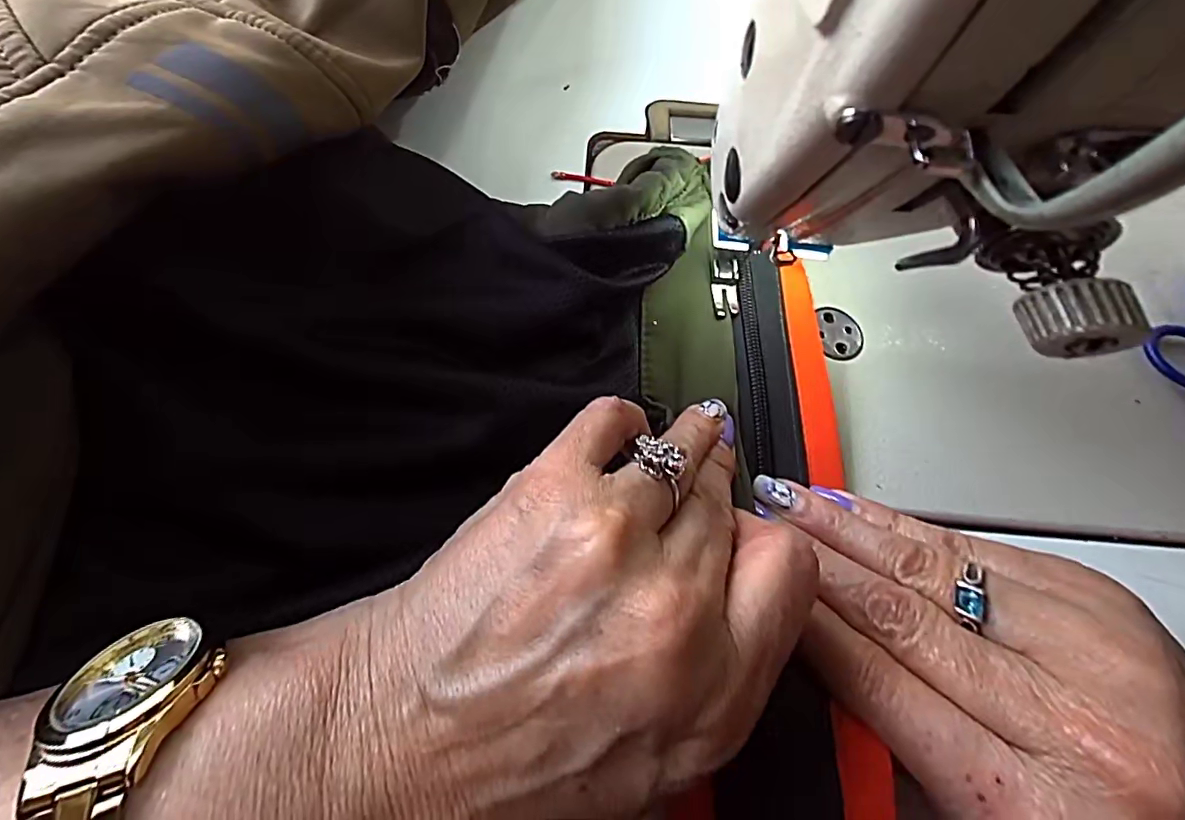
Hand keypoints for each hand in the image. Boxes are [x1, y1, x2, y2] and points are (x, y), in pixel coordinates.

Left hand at [321, 398, 816, 817]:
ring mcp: (612, 535)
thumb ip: (728, 670)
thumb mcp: (657, 763)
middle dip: (714, 488)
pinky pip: (613, 421)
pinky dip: (625, 419)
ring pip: (681, 453)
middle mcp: (670, 606)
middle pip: (723, 503)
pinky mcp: (551, 488)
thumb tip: (749, 572)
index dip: (767, 539)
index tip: (747, 525)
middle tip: (709, 472)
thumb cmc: (512, 765)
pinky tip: (626, 430)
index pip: (788, 566)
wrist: (396, 741)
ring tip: (691, 431)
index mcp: (707, 686)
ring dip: (689, 439)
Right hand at [752, 477, 1184, 818]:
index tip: (772, 588)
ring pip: (937, 564)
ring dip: (856, 528)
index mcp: (1039, 803)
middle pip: (907, 613)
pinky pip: (979, 548)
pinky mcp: (1096, 591)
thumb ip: (913, 768)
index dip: (817, 627)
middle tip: (768, 525)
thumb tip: (831, 678)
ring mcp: (1091, 637)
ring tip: (800, 502)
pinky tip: (867, 511)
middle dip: (824, 562)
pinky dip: (911, 526)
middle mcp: (1069, 712)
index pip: (889, 686)